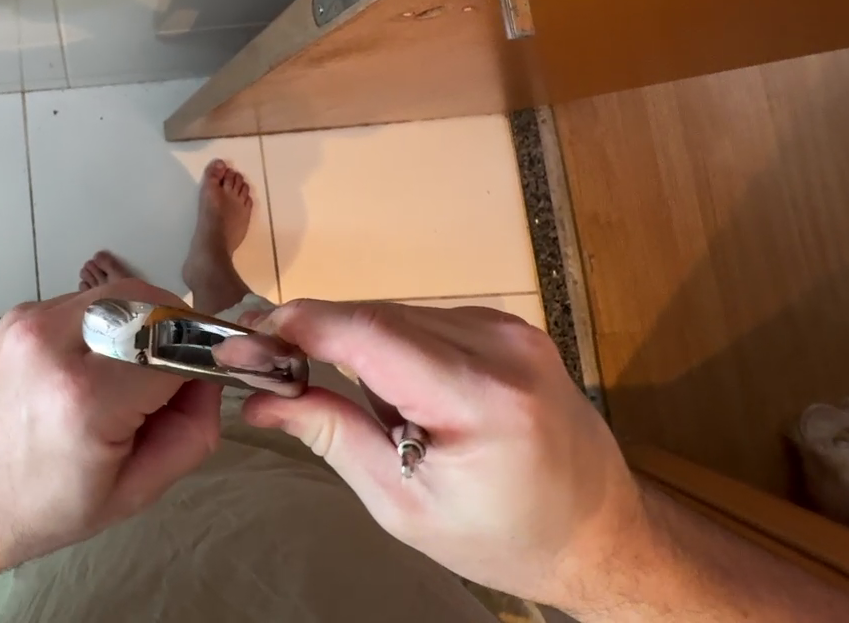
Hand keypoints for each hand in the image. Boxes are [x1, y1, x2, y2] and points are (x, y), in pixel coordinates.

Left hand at [0, 278, 222, 572]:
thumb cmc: (40, 509)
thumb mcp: (134, 492)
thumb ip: (191, 432)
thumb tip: (210, 377)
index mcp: (86, 394)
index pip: (175, 345)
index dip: (201, 359)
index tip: (206, 379)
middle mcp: (54, 339)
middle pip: (147, 299)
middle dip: (174, 328)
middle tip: (174, 373)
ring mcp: (29, 319)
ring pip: (115, 294)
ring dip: (138, 324)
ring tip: (126, 376)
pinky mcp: (17, 314)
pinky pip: (81, 304)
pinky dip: (103, 326)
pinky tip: (88, 368)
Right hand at [236, 299, 654, 610]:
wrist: (607, 536)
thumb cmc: (504, 537)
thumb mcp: (405, 506)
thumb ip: (331, 434)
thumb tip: (257, 396)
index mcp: (483, 398)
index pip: (366, 332)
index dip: (294, 325)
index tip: (241, 338)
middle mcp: (498, 344)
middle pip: (369, 316)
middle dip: (309, 335)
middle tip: (265, 365)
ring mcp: (505, 326)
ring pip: (385, 312)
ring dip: (347, 343)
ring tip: (355, 402)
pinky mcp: (501, 323)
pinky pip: (412, 317)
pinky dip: (381, 344)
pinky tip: (394, 389)